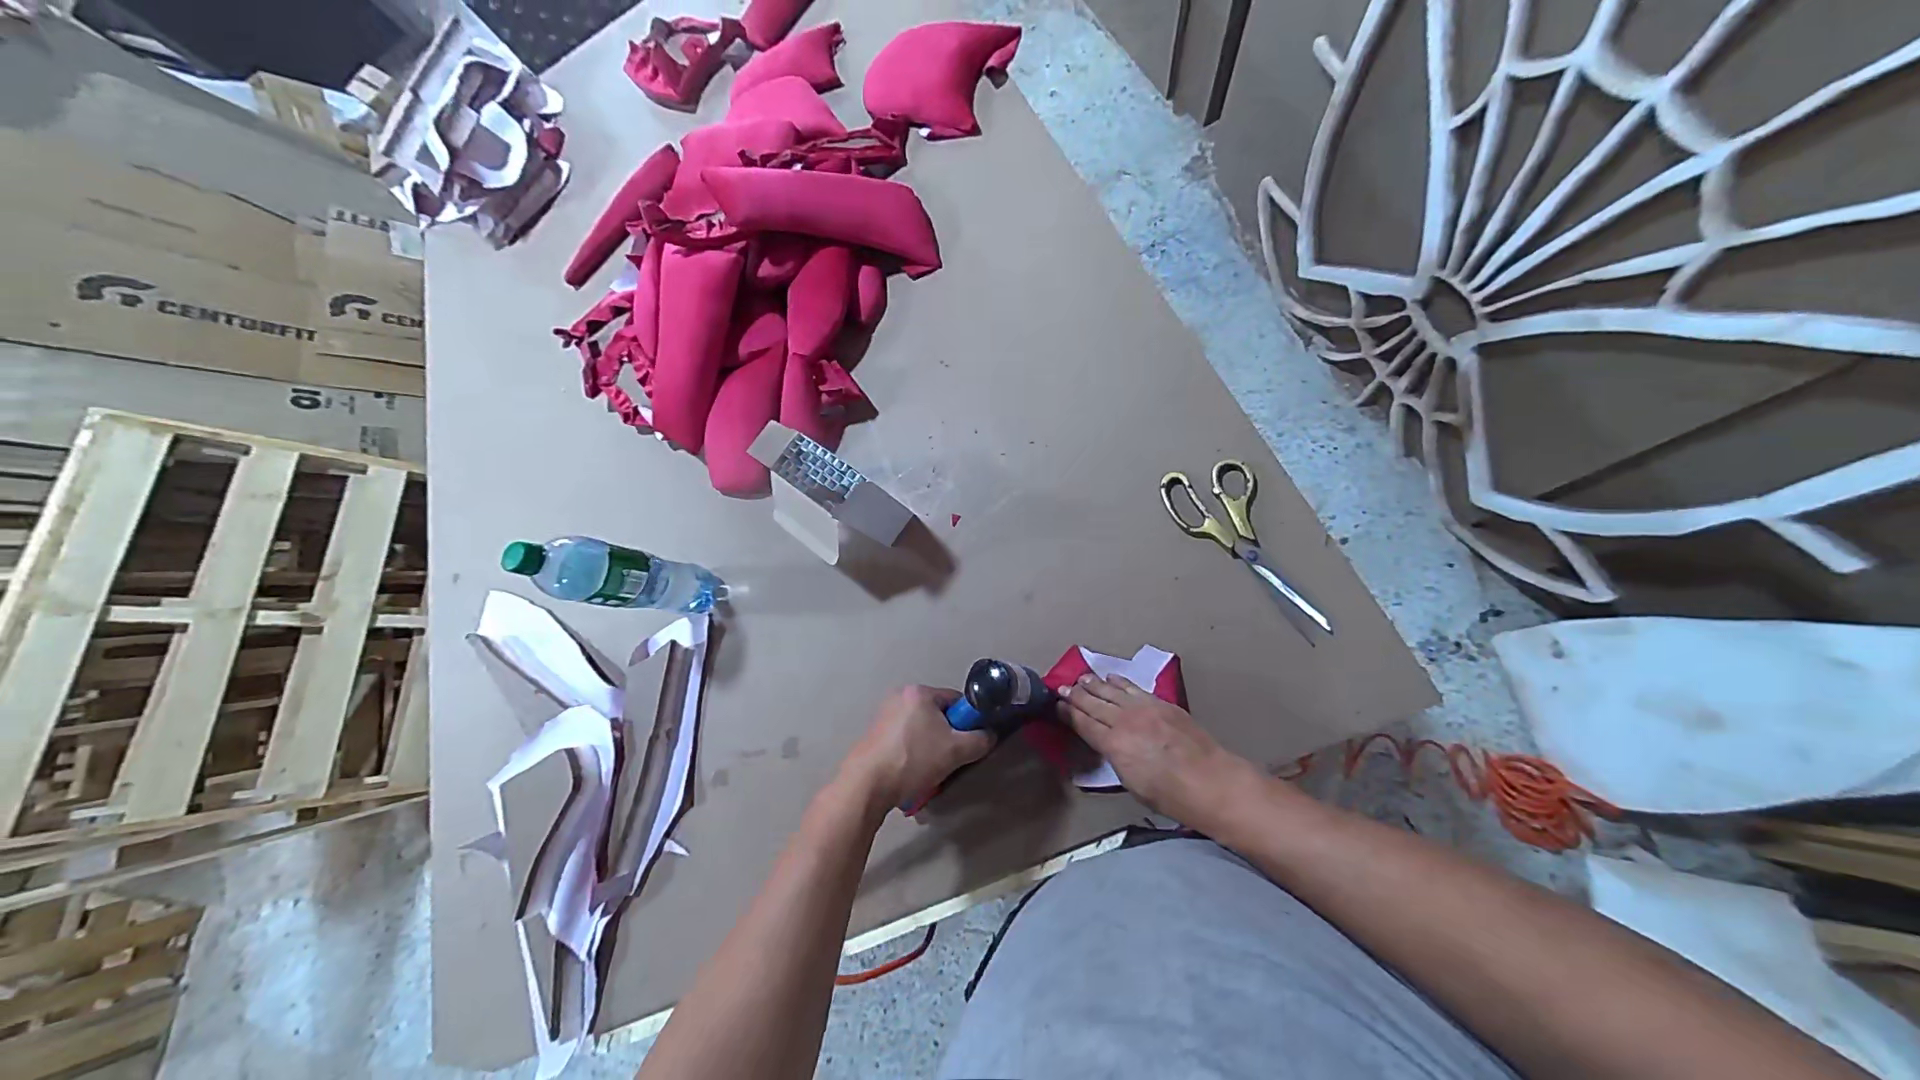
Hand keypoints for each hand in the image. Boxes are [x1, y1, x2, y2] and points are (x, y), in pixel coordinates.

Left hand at [839, 686, 995, 812]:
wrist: (867, 785)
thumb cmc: (913, 760)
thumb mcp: (957, 751)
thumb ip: (980, 739)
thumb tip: (988, 735)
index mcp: (918, 692)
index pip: (956, 700)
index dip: (967, 721)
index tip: (968, 742)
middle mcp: (899, 696)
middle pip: (937, 714)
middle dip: (947, 736)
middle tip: (949, 758)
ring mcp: (883, 715)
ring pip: (921, 729)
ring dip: (930, 746)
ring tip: (928, 768)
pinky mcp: (874, 734)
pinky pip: (904, 739)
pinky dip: (912, 752)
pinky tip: (911, 771)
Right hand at [1057, 674, 1255, 825]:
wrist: (1212, 782)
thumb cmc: (1171, 796)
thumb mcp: (1132, 783)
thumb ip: (1115, 758)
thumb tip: (1106, 744)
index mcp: (1114, 745)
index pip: (1083, 723)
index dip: (1068, 713)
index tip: (1057, 705)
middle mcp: (1125, 721)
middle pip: (1094, 703)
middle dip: (1075, 695)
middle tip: (1061, 688)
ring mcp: (1145, 709)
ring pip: (1112, 691)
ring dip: (1094, 684)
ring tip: (1081, 679)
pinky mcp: (1162, 704)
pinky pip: (1134, 688)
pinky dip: (1119, 682)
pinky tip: (1111, 678)